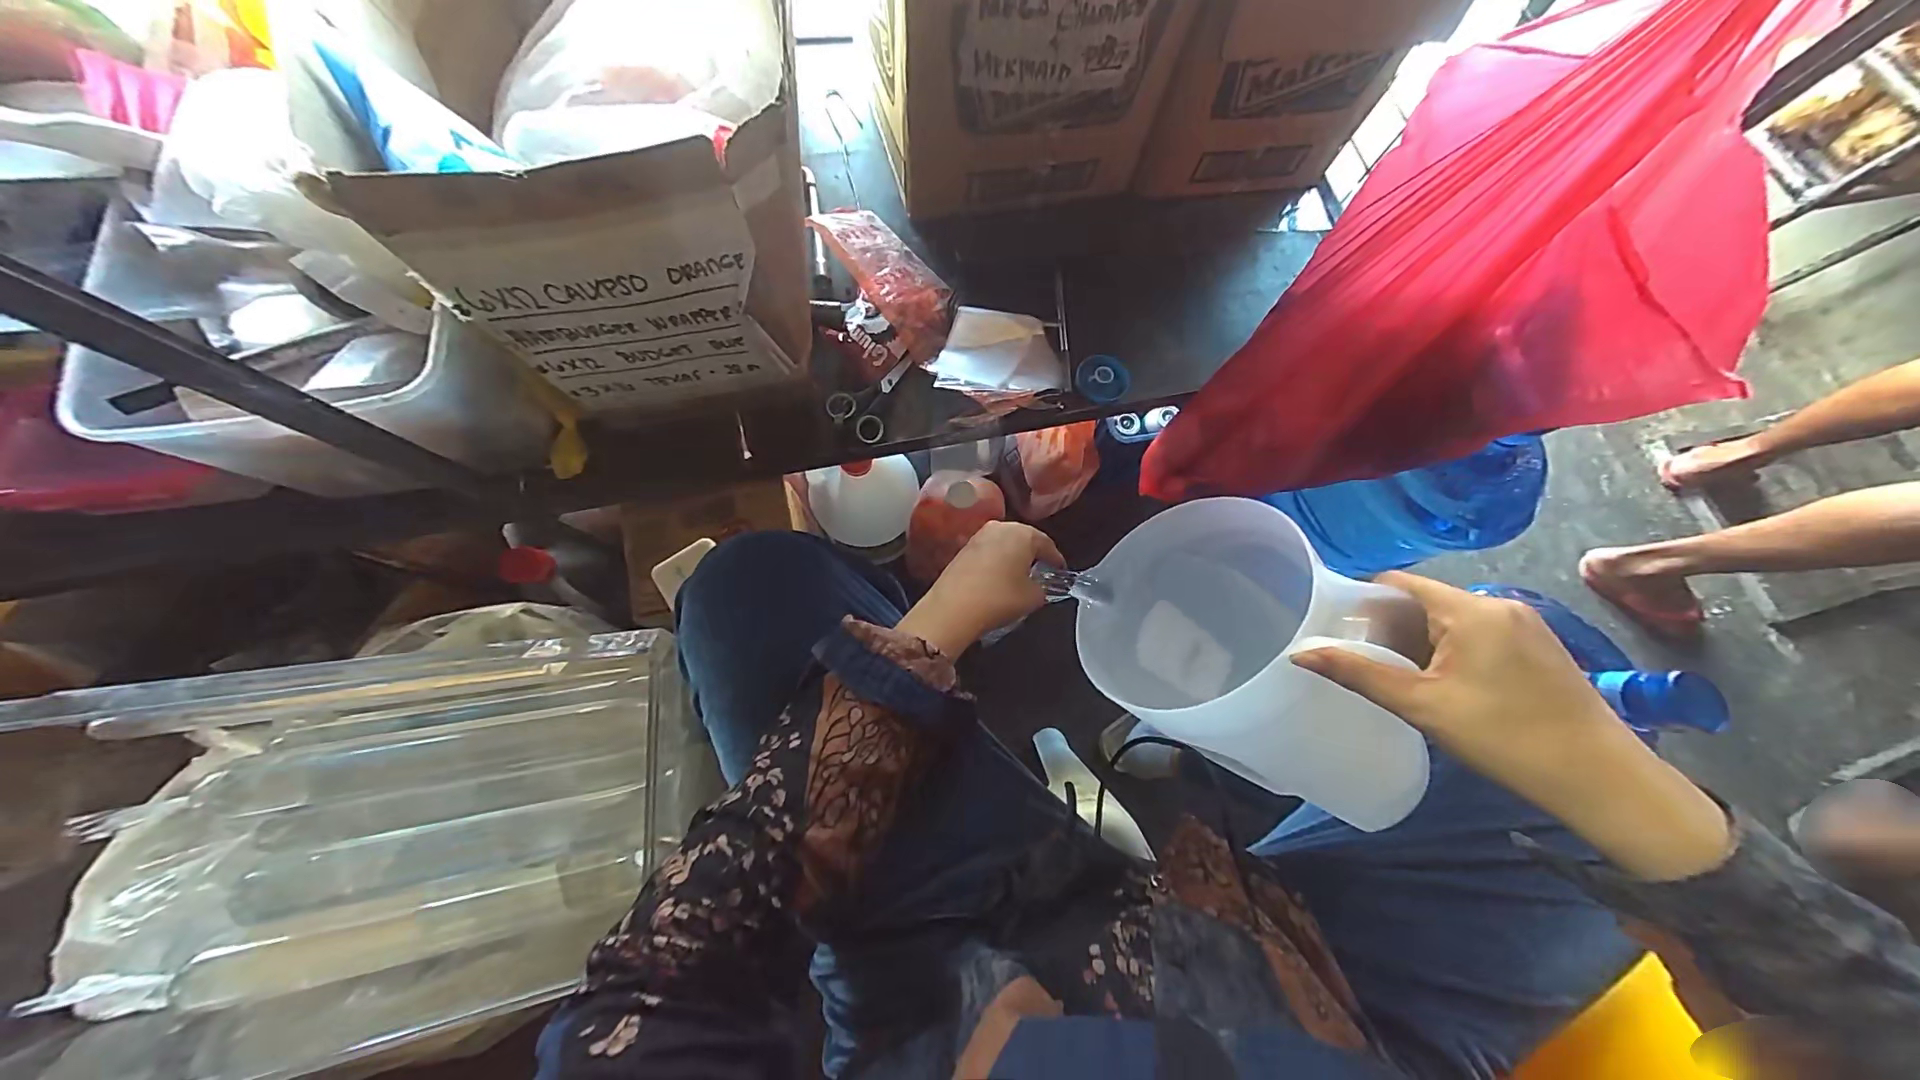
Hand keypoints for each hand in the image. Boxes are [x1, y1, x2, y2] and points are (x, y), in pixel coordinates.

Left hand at [896, 521, 1062, 655]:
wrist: (952, 608)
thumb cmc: (999, 598)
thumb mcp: (1033, 598)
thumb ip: (1044, 587)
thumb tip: (1040, 585)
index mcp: (1023, 534)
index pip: (1047, 544)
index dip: (1056, 559)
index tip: (1060, 571)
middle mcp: (1001, 527)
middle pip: (1025, 539)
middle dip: (1034, 554)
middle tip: (1042, 571)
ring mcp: (979, 535)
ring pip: (1005, 543)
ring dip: (1013, 556)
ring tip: (1020, 574)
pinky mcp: (963, 547)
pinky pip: (989, 550)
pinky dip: (997, 560)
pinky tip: (999, 576)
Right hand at [1293, 572, 1731, 880]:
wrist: (1604, 781)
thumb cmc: (1505, 737)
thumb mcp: (1421, 705)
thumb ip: (1358, 673)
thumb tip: (1300, 654)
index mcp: (1471, 610)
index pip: (1397, 582)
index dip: (1361, 601)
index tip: (1337, 630)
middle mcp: (1499, 605)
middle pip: (1422, 599)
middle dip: (1386, 625)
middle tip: (1361, 660)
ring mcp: (1524, 625)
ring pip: (1448, 618)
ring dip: (1416, 639)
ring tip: (1395, 675)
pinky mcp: (1538, 646)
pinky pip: (1475, 632)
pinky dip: (1446, 648)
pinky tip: (1439, 682)